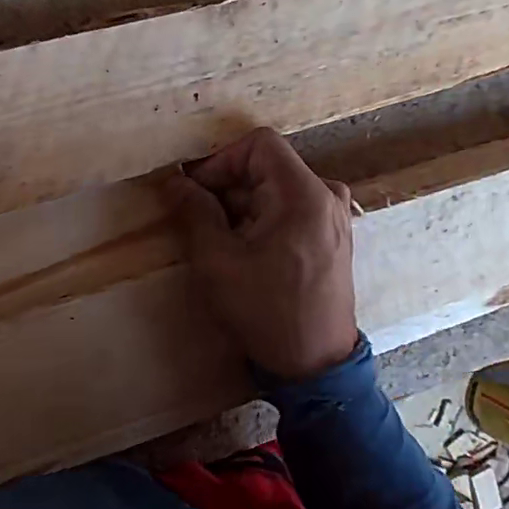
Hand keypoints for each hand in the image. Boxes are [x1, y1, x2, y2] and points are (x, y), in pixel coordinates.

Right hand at [163, 128, 359, 380]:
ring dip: (241, 206)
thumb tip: (174, 182)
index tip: (194, 190)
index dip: (219, 160)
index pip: (258, 144)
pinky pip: (290, 209)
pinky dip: (262, 219)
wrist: (315, 363)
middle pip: (267, 166)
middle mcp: (327, 195)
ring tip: (218, 241)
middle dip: (226, 187)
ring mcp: (333, 216)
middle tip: (196, 219)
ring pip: (275, 189)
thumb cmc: (265, 312)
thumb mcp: (218, 261)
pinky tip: (244, 250)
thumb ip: (194, 212)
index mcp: (304, 195)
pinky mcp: (332, 235)